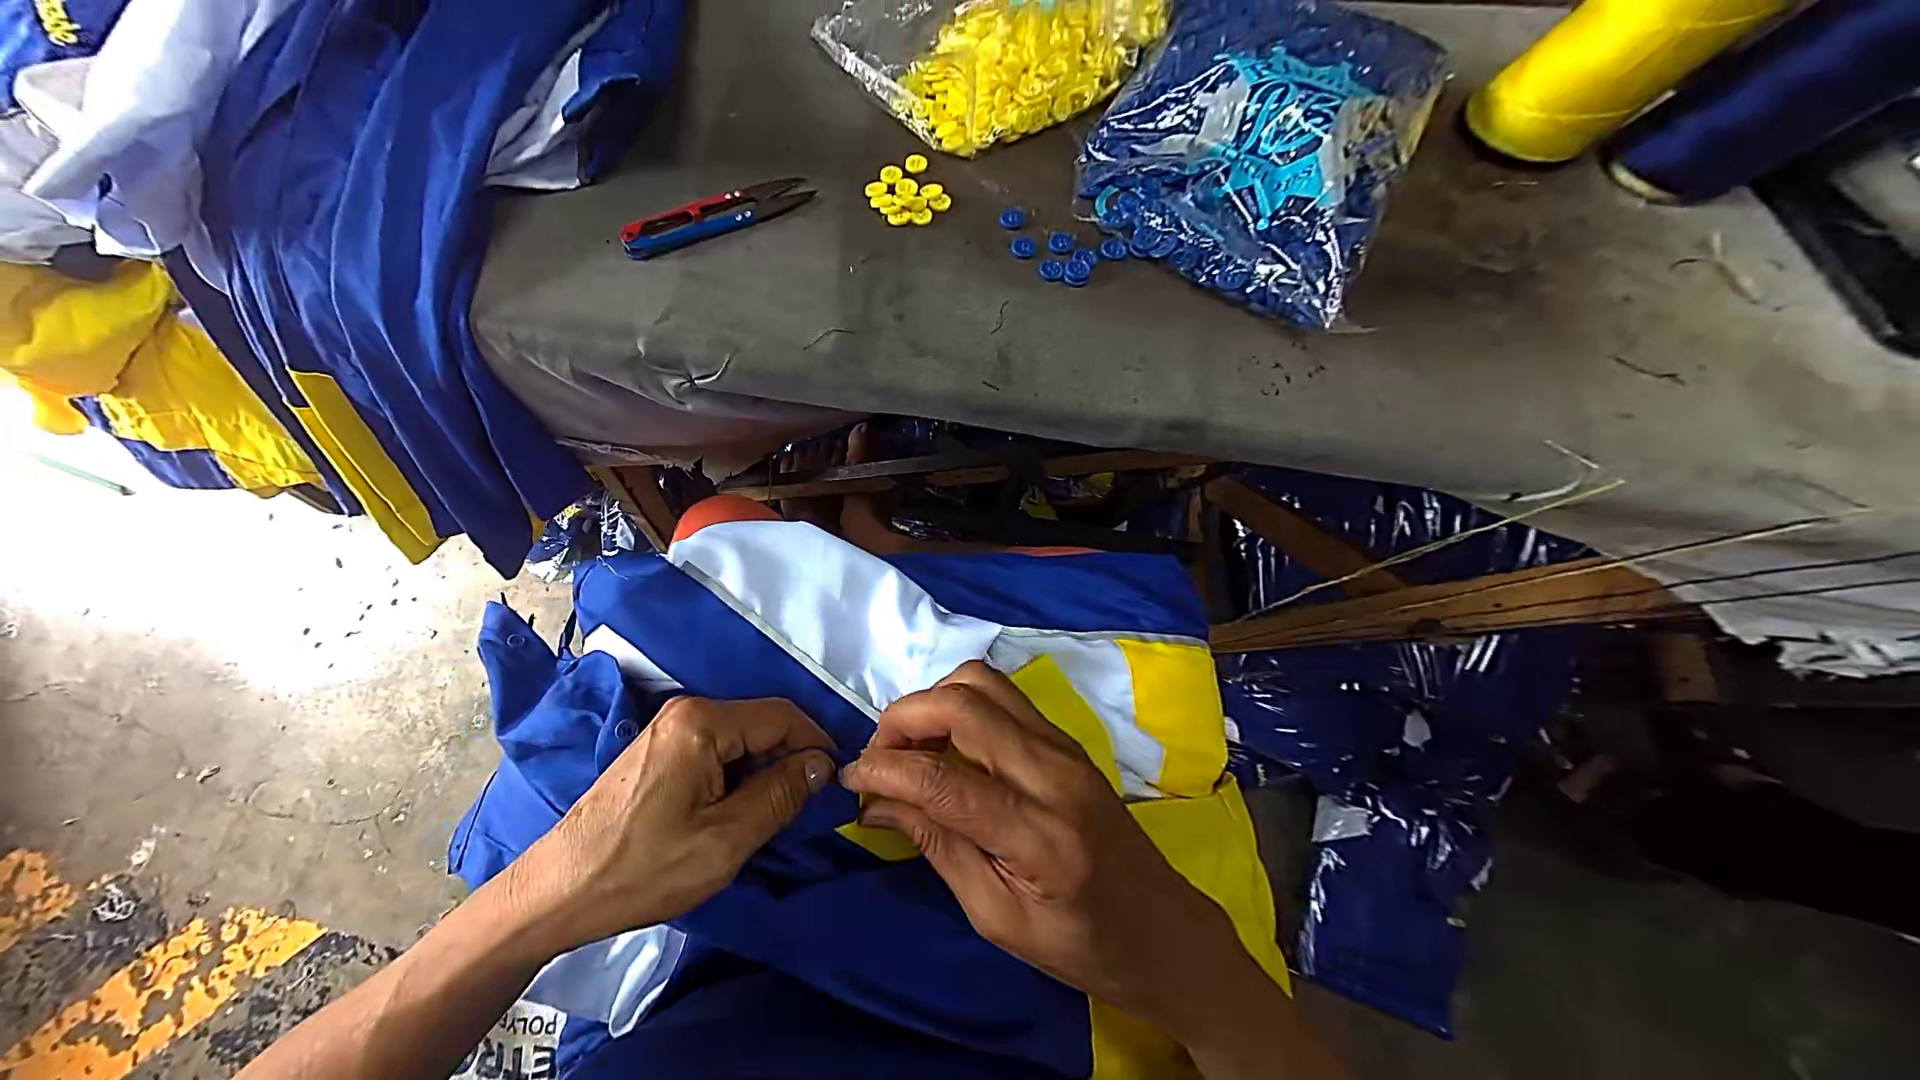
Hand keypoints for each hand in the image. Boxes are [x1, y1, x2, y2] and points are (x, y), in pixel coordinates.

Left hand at [504, 696, 835, 954]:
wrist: (555, 893)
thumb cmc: (641, 869)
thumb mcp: (725, 841)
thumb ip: (781, 794)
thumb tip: (822, 764)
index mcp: (703, 722)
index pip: (782, 716)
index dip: (816, 745)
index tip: (834, 782)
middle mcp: (686, 710)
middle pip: (761, 724)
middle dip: (790, 760)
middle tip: (804, 805)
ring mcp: (669, 727)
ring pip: (741, 738)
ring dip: (764, 769)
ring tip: (772, 812)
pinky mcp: (659, 748)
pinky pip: (717, 748)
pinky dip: (738, 773)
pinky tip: (737, 809)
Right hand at [837, 662, 1267, 1040]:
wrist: (1164, 929)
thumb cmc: (1081, 944)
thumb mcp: (997, 918)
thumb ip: (939, 848)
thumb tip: (878, 803)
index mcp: (1040, 836)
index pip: (945, 780)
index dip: (886, 771)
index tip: (851, 778)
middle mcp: (1055, 773)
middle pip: (966, 703)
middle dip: (905, 716)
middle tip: (878, 756)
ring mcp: (1066, 747)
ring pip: (985, 683)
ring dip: (933, 702)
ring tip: (910, 747)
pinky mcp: (1067, 740)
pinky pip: (1004, 697)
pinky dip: (961, 704)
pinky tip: (946, 742)